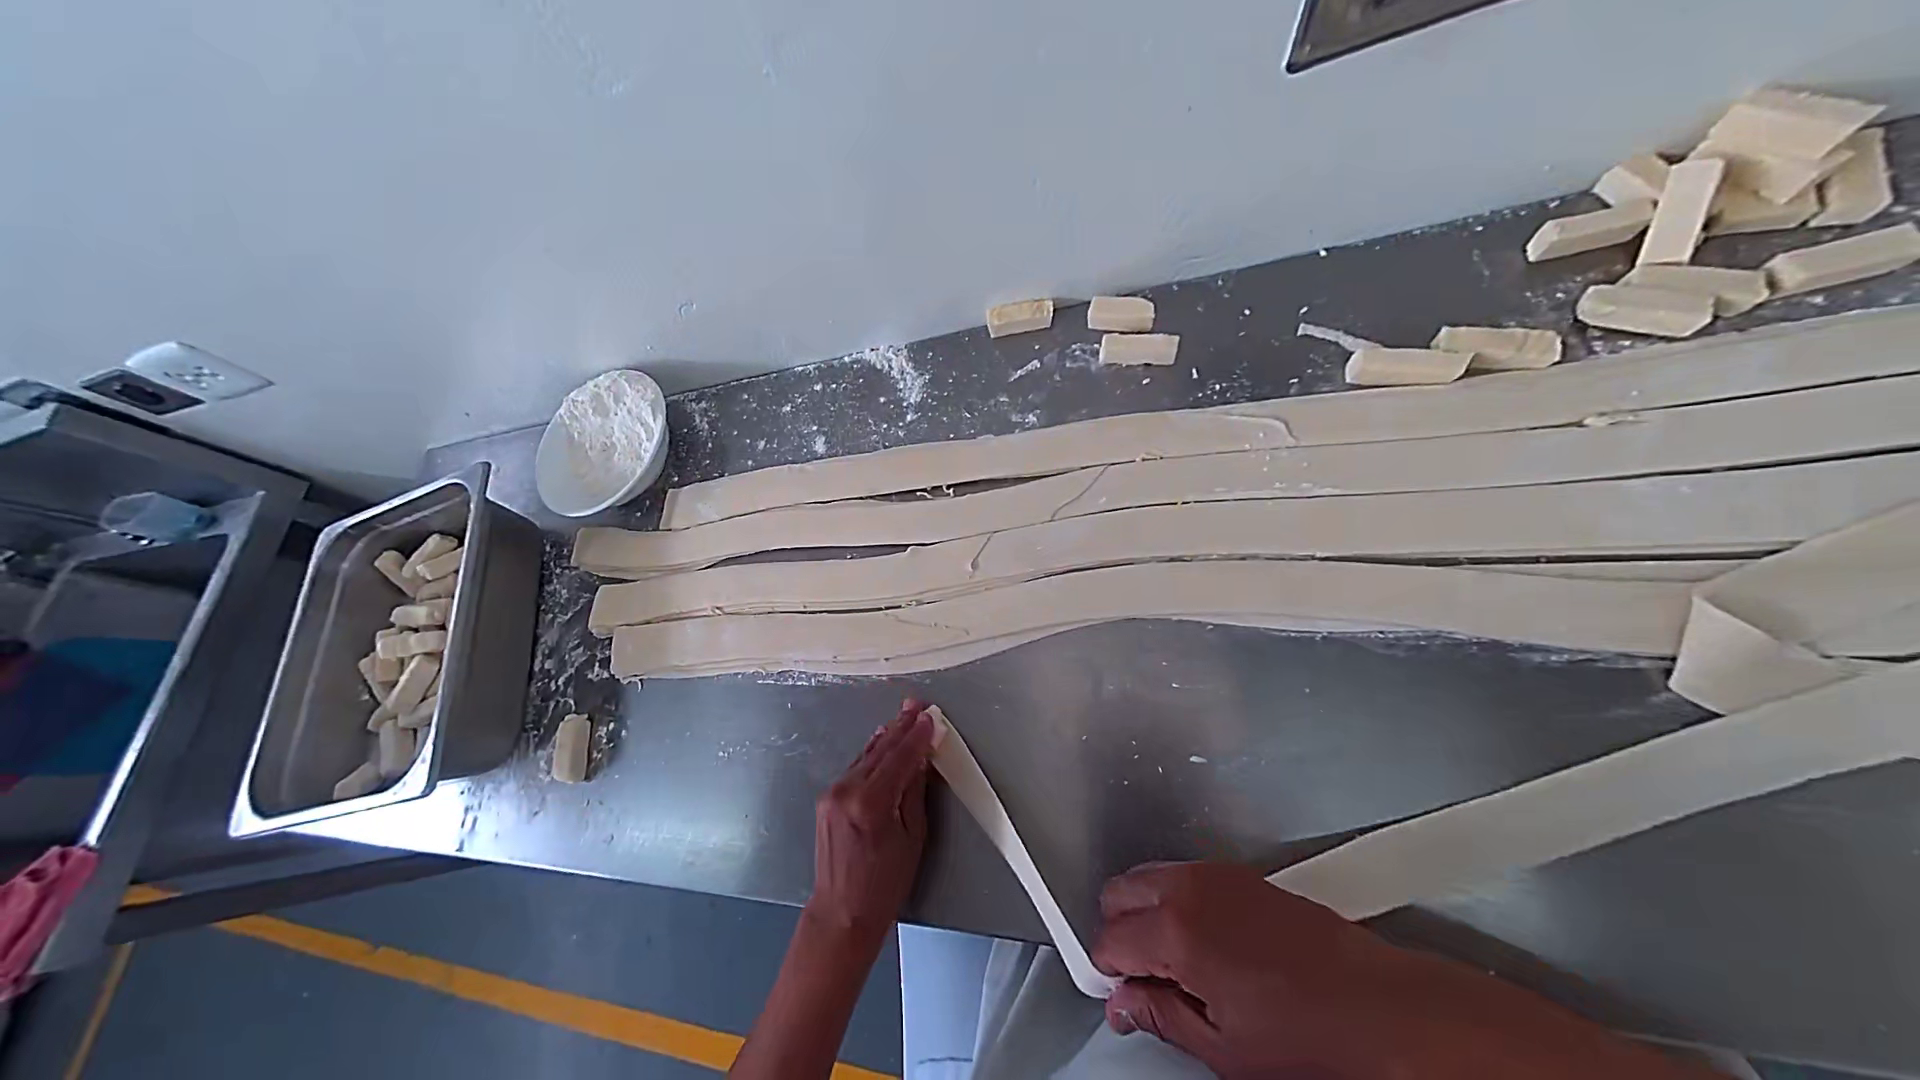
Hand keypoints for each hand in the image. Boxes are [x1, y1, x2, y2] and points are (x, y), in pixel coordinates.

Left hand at [807, 699, 936, 939]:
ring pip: (866, 756)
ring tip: (904, 717)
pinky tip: (882, 742)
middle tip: (917, 706)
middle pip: (881, 750)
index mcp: (870, 803)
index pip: (900, 758)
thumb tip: (921, 759)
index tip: (930, 718)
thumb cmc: (884, 884)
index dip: (917, 736)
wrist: (841, 913)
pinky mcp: (827, 799)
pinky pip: (855, 768)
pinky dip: (872, 754)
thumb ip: (914, 792)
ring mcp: (832, 794)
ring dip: (887, 737)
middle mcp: (847, 791)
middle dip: (901, 727)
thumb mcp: (912, 837)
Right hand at [1093, 862, 1724, 1079]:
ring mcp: (1214, 874)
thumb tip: (1122, 1004)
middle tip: (1142, 976)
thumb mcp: (1222, 1048)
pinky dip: (1175, 899)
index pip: (1108, 939)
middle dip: (1118, 930)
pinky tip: (1204, 942)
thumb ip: (1158, 1015)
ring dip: (1144, 911)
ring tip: (1176, 962)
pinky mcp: (1238, 873)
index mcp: (1176, 932)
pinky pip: (1183, 875)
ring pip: (1147, 877)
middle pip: (1118, 892)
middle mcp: (1188, 889)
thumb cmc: (1310, 1036)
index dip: (1108, 972)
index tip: (1120, 993)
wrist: (1382, 1009)